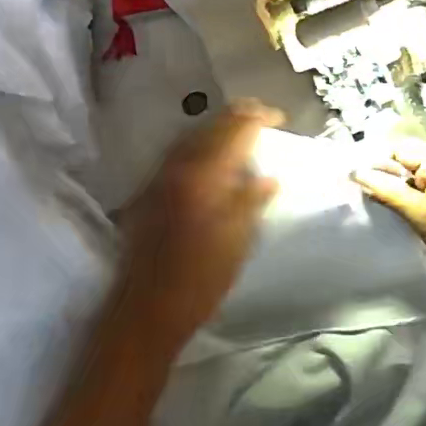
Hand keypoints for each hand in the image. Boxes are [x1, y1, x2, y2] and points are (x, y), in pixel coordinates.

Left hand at [115, 102, 280, 338]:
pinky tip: (211, 158)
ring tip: (240, 131)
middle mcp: (176, 168)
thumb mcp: (238, 241)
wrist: (147, 309)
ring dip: (216, 128)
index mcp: (204, 176)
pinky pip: (176, 154)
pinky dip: (198, 146)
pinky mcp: (147, 193)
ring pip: (188, 137)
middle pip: (208, 126)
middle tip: (262, 117)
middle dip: (237, 116)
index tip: (278, 118)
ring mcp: (157, 179)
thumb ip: (252, 201)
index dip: (258, 118)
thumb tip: (269, 177)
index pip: (234, 130)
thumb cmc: (200, 279)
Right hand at [352, 140, 425, 295]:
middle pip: (406, 163)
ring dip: (394, 191)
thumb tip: (357, 173)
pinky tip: (390, 213)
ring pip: (412, 181)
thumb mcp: (420, 213)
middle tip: (356, 193)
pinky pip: (421, 194)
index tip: (351, 179)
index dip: (377, 162)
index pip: (401, 150)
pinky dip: (406, 202)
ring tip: (369, 203)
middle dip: (384, 176)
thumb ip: (388, 191)